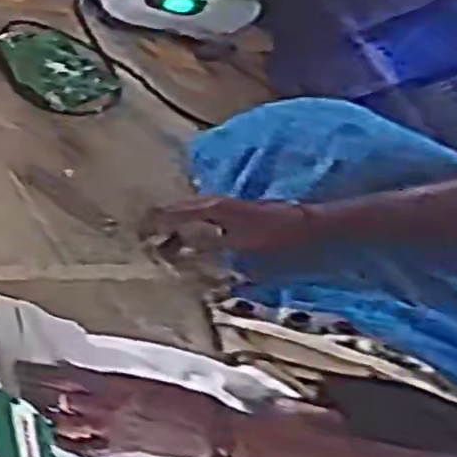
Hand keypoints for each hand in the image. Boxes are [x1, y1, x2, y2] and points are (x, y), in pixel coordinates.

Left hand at [19, 363, 231, 456]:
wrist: (216, 431)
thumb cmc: (182, 398)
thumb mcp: (137, 378)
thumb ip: (103, 377)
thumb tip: (72, 373)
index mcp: (108, 385)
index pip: (59, 376)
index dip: (35, 373)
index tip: (16, 367)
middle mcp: (102, 407)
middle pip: (53, 399)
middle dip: (30, 392)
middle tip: (12, 387)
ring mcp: (108, 430)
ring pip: (62, 423)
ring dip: (42, 415)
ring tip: (24, 408)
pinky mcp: (119, 448)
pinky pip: (84, 448)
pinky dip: (65, 443)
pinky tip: (52, 438)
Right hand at [143, 196, 315, 253]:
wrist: (319, 226)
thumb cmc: (279, 237)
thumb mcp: (238, 247)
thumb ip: (203, 249)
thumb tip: (173, 254)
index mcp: (207, 208)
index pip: (163, 212)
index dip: (147, 226)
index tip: (137, 243)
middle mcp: (209, 202)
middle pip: (168, 210)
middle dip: (154, 226)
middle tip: (147, 246)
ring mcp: (219, 205)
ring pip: (181, 213)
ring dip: (169, 227)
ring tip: (163, 246)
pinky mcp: (228, 210)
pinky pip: (194, 216)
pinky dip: (183, 227)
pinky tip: (186, 241)